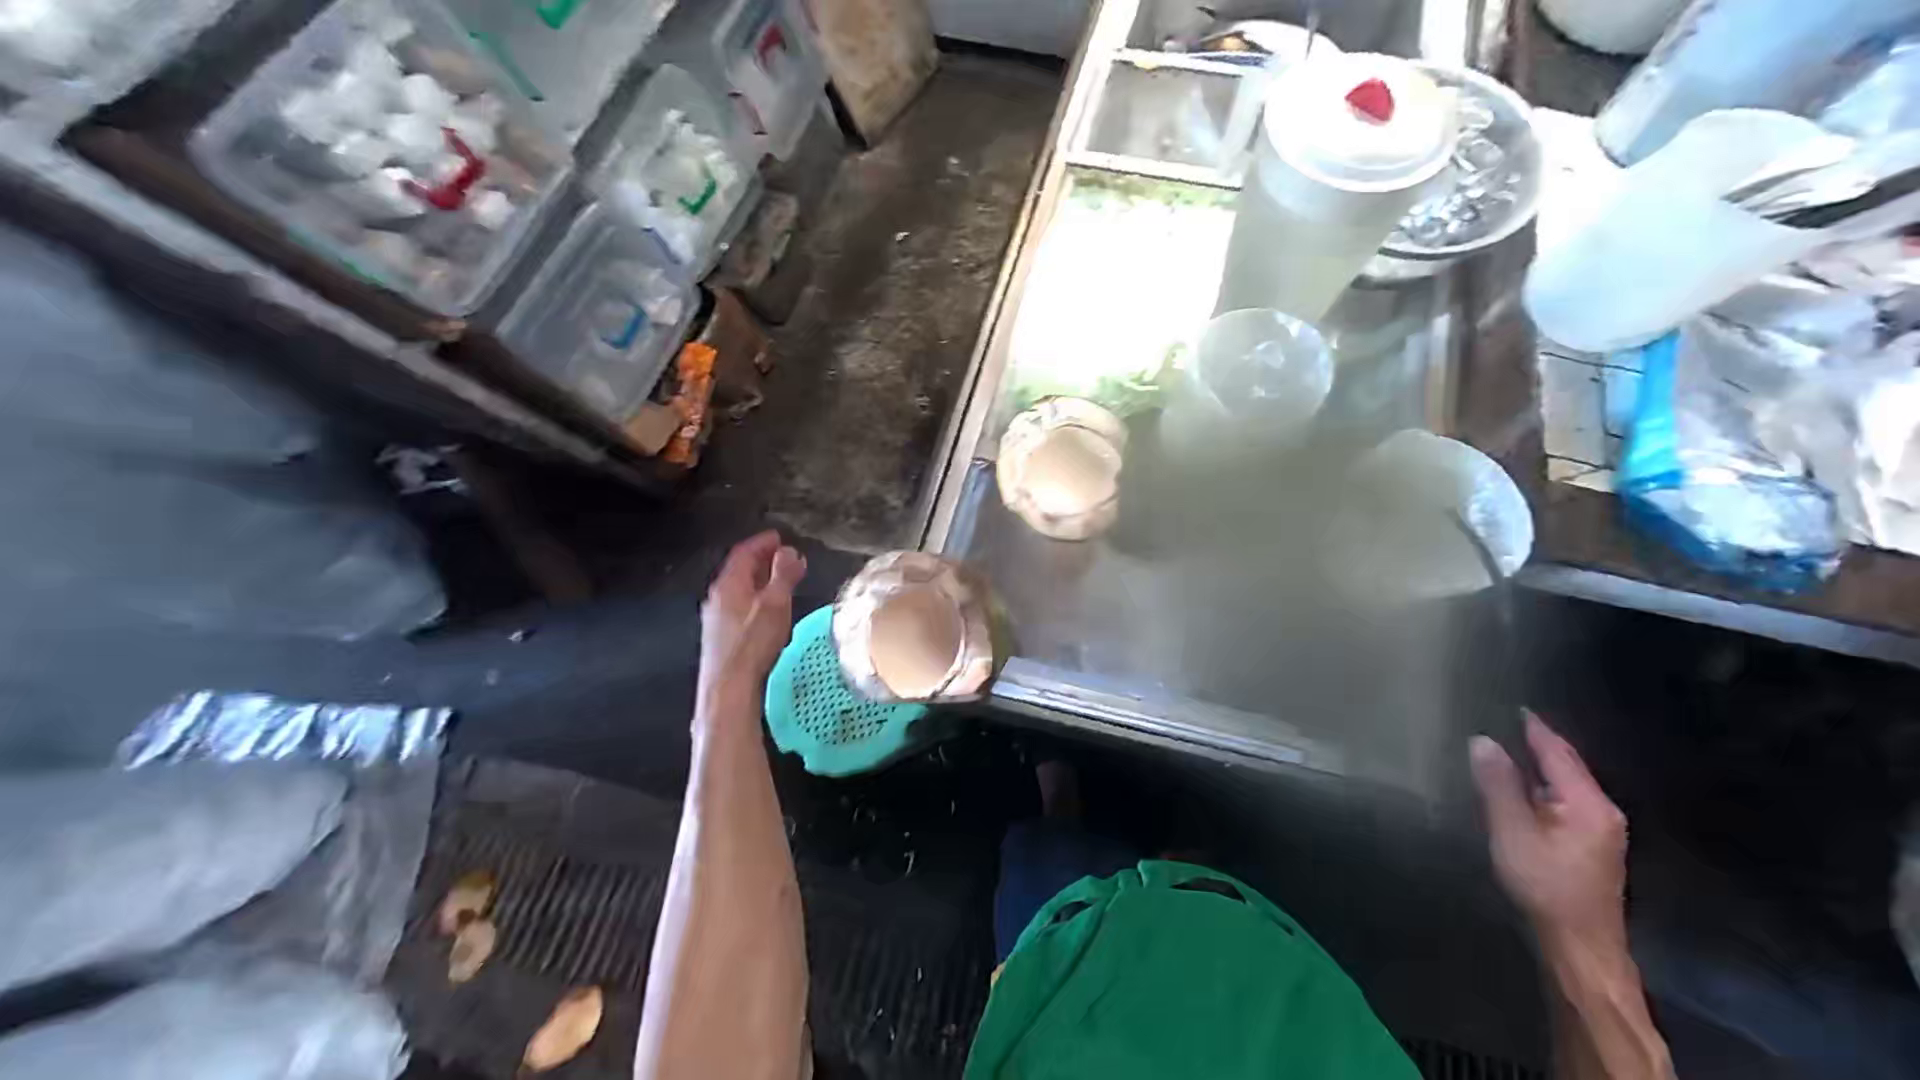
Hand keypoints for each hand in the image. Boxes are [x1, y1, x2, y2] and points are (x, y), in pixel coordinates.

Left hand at [698, 530, 805, 713]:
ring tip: (779, 579)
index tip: (778, 537)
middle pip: (739, 569)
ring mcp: (716, 618)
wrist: (728, 687)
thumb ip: (783, 575)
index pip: (743, 552)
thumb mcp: (776, 604)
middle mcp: (717, 597)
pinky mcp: (720, 637)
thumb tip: (789, 551)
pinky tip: (766, 608)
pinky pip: (738, 605)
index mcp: (729, 584)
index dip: (762, 542)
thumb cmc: (753, 643)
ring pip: (739, 589)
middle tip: (783, 555)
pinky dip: (754, 597)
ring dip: (759, 580)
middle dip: (762, 560)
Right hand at [1470, 714, 1628, 949]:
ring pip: (1565, 782)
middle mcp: (1601, 811)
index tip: (1513, 705)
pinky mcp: (1588, 843)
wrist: (1579, 944)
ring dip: (1539, 762)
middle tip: (1506, 718)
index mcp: (1587, 804)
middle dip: (1539, 741)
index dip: (1534, 728)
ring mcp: (1598, 829)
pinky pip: (1562, 798)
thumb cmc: (1545, 885)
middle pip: (1567, 765)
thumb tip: (1482, 741)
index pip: (1557, 753)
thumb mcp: (1513, 832)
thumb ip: (1498, 785)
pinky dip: (1541, 782)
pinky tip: (1520, 782)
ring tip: (1507, 742)